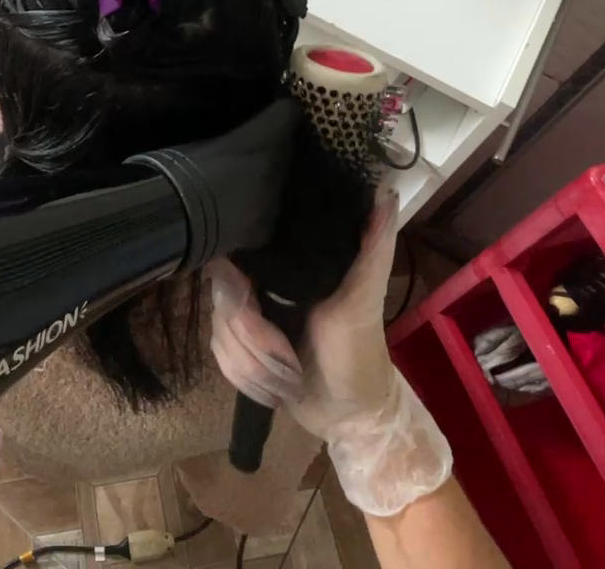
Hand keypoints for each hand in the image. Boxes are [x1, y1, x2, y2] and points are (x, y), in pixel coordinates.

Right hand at [208, 190, 451, 515]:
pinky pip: (219, 357)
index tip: (256, 308)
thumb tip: (386, 191)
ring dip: (254, 365)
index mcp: (282, 261)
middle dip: (253, 339)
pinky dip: (247, 378)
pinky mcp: (237, 346)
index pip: (230, 255)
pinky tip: (274, 385)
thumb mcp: (365, 299)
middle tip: (289, 358)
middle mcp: (257, 280)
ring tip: (289, 375)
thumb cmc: (360, 350)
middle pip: (220, 299)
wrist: (350, 413)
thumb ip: (372, 248)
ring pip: (218, 332)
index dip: (236, 287)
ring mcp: (243, 314)